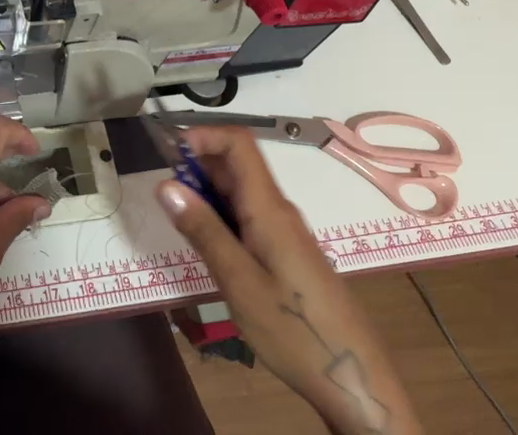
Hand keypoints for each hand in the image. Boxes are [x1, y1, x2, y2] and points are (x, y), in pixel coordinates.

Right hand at [158, 126, 422, 434]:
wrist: (355, 381)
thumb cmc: (294, 331)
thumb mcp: (238, 282)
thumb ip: (203, 231)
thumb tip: (165, 184)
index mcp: (269, 209)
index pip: (239, 144)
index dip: (203, 136)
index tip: (168, 153)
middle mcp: (279, 211)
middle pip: (236, 165)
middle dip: (196, 166)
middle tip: (163, 193)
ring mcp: (284, 233)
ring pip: (240, 193)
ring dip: (206, 193)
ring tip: (178, 221)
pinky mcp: (286, 254)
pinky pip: (248, 217)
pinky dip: (220, 217)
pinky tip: (207, 246)